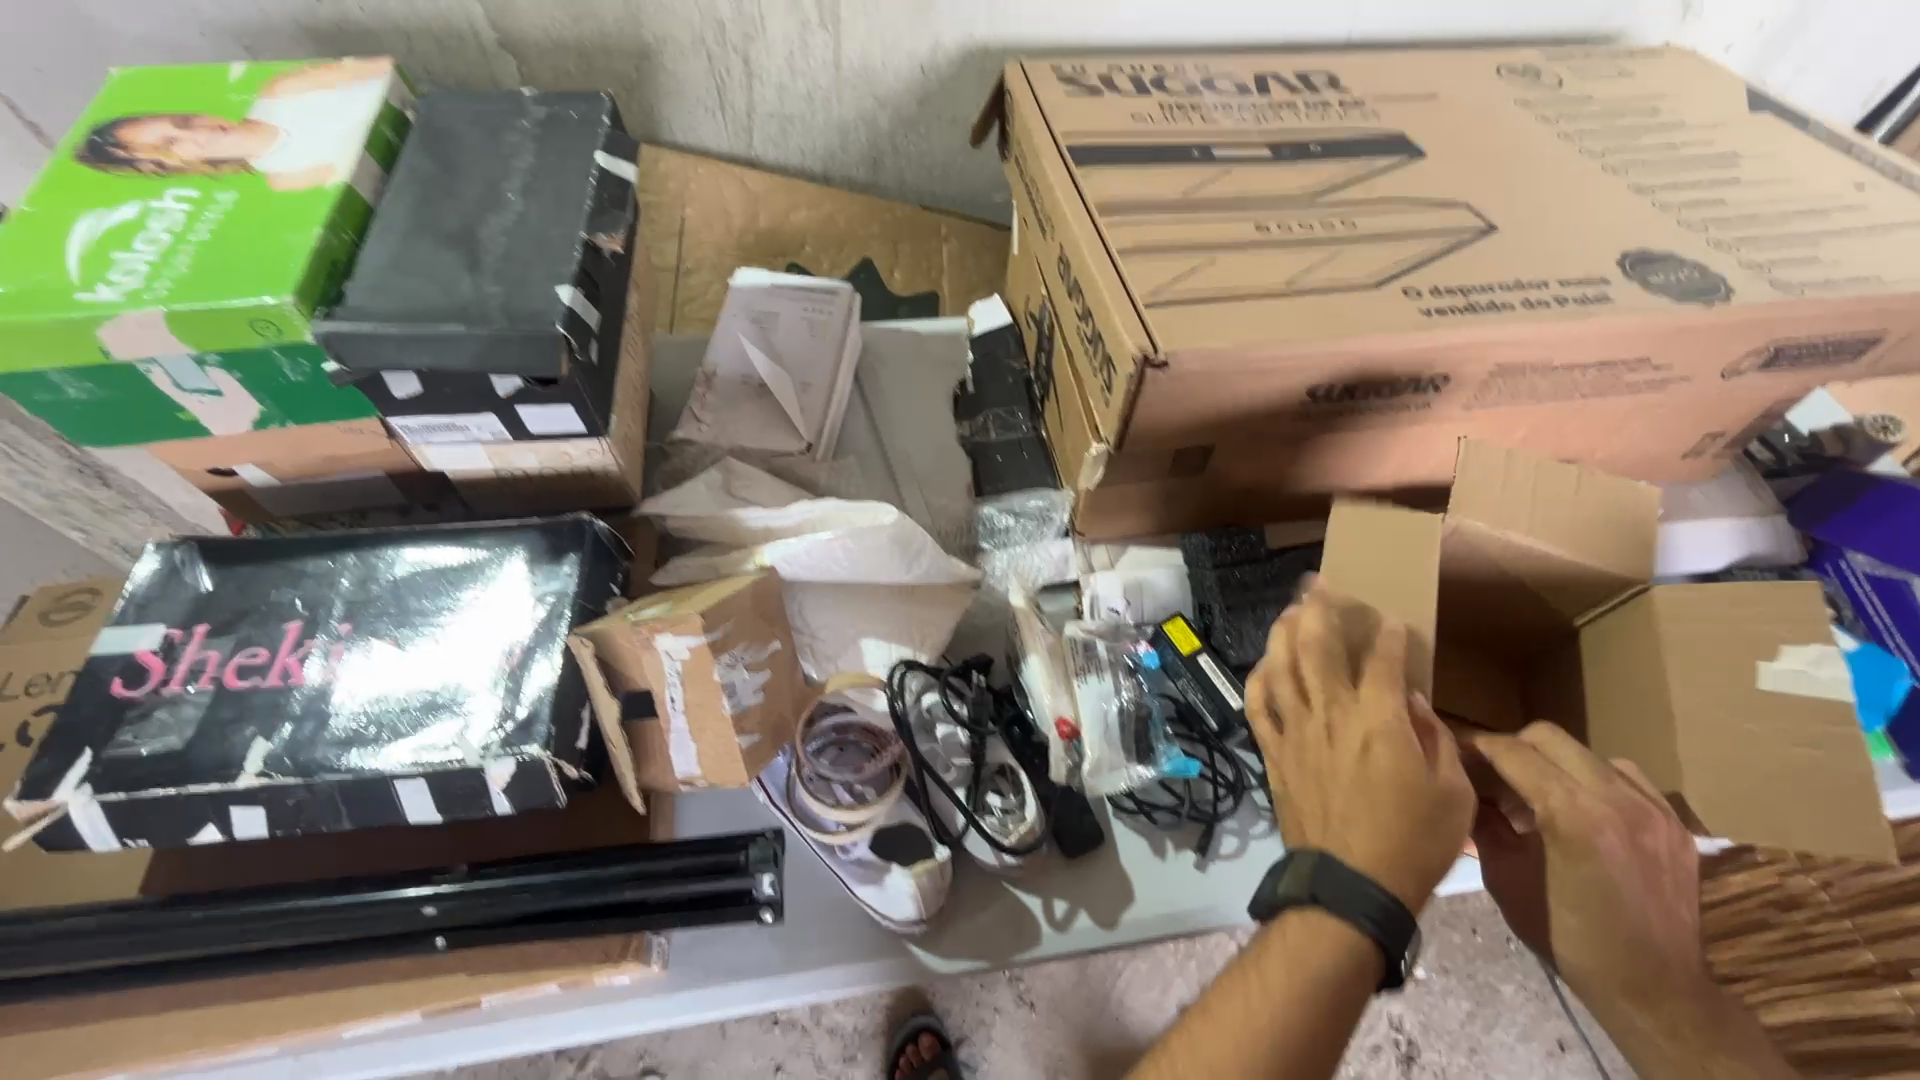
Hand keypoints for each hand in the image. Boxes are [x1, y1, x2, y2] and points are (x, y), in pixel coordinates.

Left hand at [1245, 579, 1474, 911]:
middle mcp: (1331, 713)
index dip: (1390, 634)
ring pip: (1282, 666)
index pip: (1384, 659)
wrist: (1350, 884)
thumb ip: (1433, 738)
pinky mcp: (1272, 751)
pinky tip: (1263, 664)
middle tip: (1320, 584)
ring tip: (1290, 609)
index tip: (1393, 622)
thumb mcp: (1452, 793)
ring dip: (1284, 632)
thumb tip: (1413, 702)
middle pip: (1318, 646)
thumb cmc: (1413, 842)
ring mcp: (1295, 730)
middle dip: (1321, 609)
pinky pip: (1257, 705)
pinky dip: (1258, 678)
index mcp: (1380, 720)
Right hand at [1466, 723, 1706, 1014]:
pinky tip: (1584, 813)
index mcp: (1571, 813)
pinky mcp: (1675, 824)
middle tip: (1493, 773)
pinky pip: (1626, 779)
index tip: (1456, 753)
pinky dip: (1596, 783)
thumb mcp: (1505, 877)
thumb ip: (1484, 823)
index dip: (1477, 746)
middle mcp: (1616, 799)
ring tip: (1540, 795)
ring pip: (1589, 754)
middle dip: (1513, 747)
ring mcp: (1653, 809)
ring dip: (1556, 764)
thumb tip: (1465, 789)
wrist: (1652, 986)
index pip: (1512, 751)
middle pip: (1548, 737)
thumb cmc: (1565, 935)